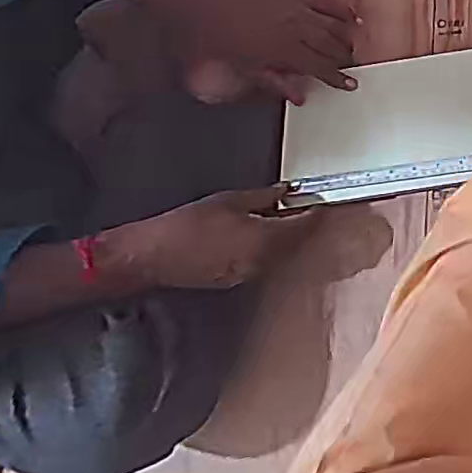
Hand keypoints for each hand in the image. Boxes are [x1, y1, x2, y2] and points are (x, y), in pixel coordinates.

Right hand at [98, 186, 318, 288]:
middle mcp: (265, 262)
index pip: (305, 227)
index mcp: (266, 239)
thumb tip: (284, 192)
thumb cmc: (186, 226)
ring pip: (284, 255)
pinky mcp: (238, 280)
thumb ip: (263, 197)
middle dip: (305, 226)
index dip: (315, 213)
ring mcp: (252, 274)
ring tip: (286, 219)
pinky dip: (272, 249)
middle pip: (299, 244)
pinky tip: (264, 235)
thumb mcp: (229, 201)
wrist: (151, 257)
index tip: (319, 201)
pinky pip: (266, 262)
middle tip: (306, 207)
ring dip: (289, 239)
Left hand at [171, 0, 358, 96]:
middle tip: (351, 67)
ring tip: (352, 45)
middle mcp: (296, 27)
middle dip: (344, 58)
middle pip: (332, 45)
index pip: (321, 67)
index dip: (338, 78)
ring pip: (332, 23)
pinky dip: (337, 7)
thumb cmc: (217, 40)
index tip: (350, 84)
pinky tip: (347, 13)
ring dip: (345, 35)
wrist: (199, 5)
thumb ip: (275, 82)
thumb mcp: (244, 68)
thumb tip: (300, 97)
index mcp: (285, 49)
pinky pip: (322, 0)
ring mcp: (295, 8)